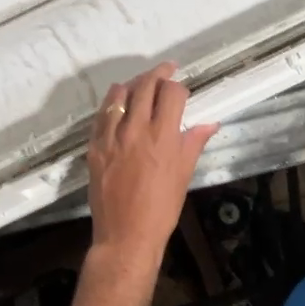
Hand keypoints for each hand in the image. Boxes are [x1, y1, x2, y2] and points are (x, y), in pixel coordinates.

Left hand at [87, 63, 217, 255]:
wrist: (126, 235)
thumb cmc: (162, 208)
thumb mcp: (184, 174)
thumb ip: (193, 143)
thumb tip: (210, 123)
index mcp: (163, 137)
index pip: (171, 93)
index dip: (177, 86)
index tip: (180, 89)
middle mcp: (136, 131)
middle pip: (144, 87)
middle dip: (157, 73)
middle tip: (165, 70)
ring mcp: (111, 138)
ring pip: (118, 96)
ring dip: (132, 84)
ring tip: (140, 84)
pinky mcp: (94, 148)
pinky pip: (101, 116)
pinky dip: (111, 105)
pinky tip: (117, 105)